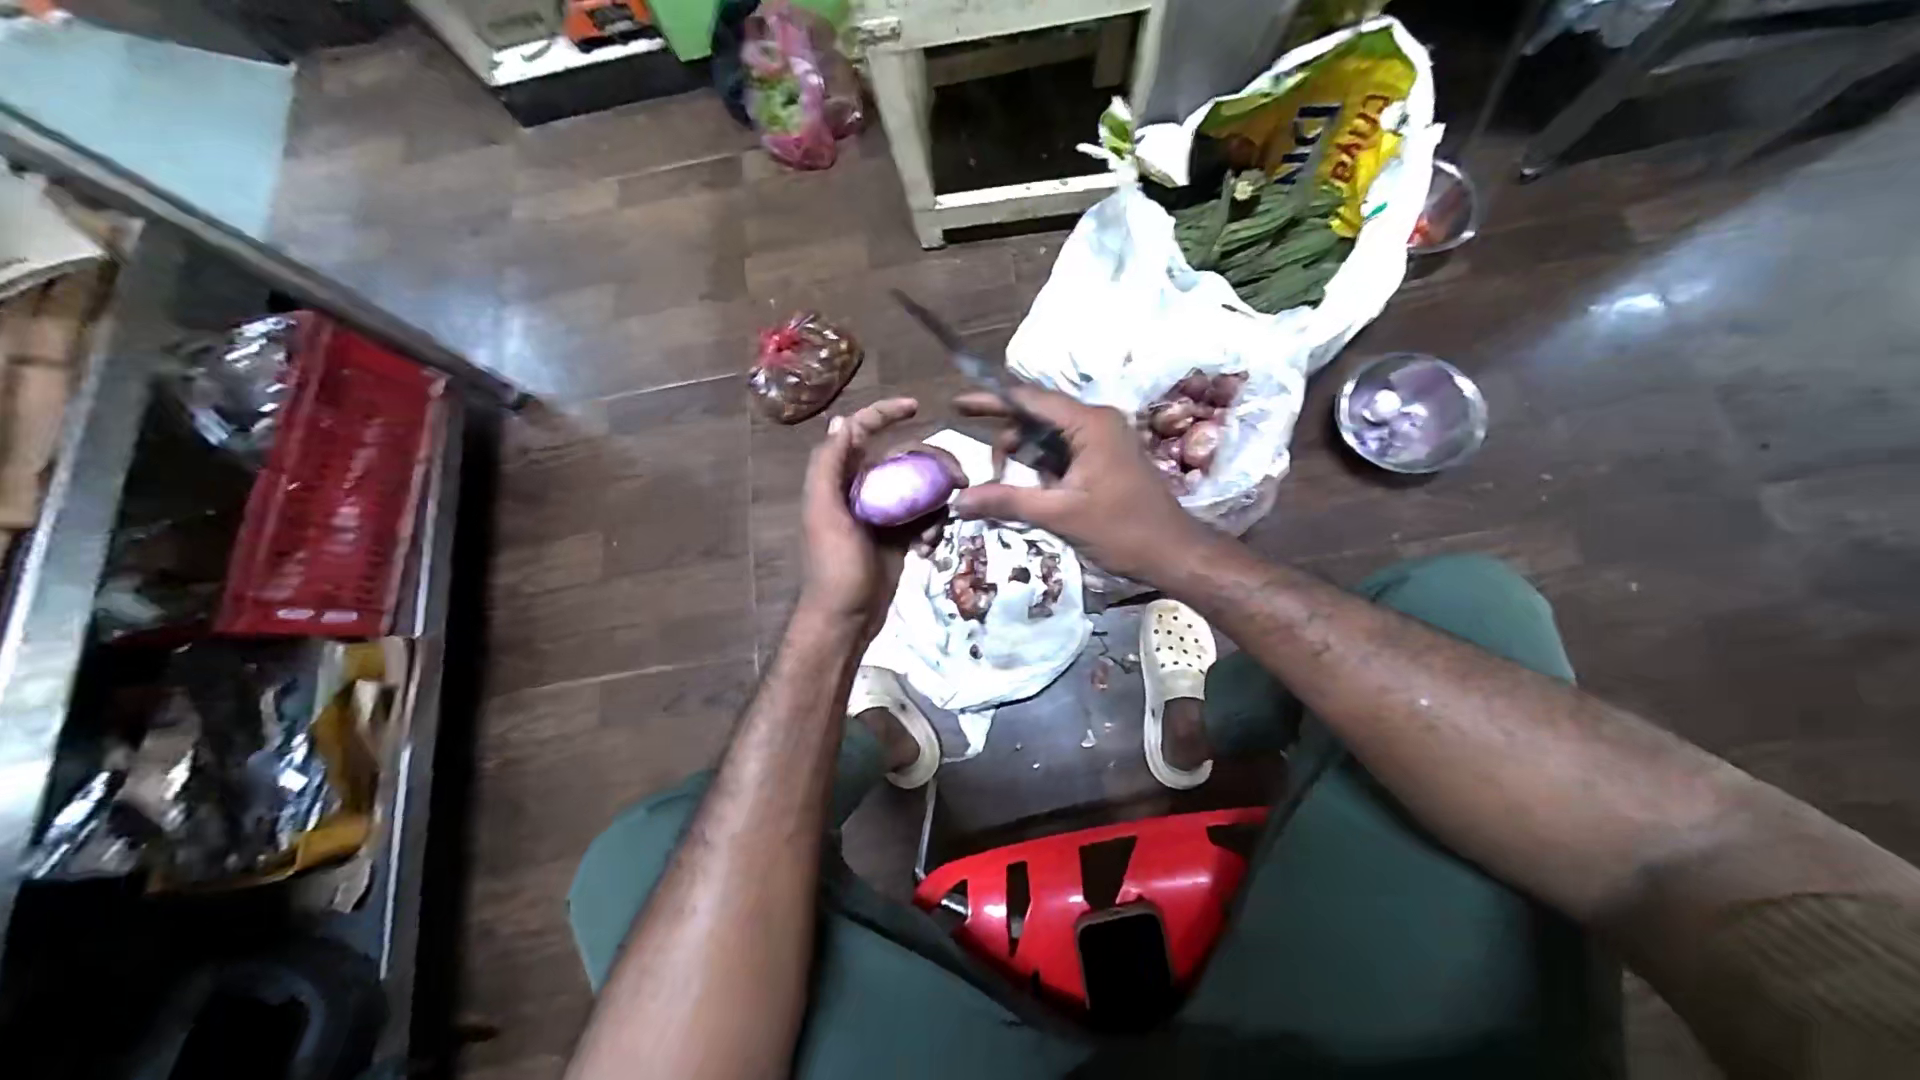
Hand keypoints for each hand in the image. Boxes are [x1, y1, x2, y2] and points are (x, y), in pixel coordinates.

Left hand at [796, 397, 948, 636]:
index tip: (916, 406)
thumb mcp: (824, 513)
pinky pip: (926, 517)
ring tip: (940, 527)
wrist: (847, 618)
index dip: (884, 412)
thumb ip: (828, 465)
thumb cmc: (834, 566)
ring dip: (937, 501)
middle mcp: (863, 489)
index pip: (862, 431)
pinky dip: (933, 527)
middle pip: (905, 458)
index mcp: (841, 478)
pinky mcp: (901, 536)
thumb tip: (844, 421)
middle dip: (934, 463)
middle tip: (961, 479)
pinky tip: (929, 548)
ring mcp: (885, 513)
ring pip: (921, 487)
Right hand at [952, 386, 1219, 586]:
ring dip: (1025, 459)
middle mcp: (1097, 421)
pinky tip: (1036, 494)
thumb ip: (1007, 502)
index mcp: (1090, 423)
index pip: (1030, 400)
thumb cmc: (1123, 530)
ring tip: (1014, 491)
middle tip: (993, 476)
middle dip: (1009, 442)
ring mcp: (1103, 440)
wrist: (1174, 554)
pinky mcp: (1105, 459)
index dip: (991, 401)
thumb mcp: (1060, 515)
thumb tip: (958, 501)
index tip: (958, 404)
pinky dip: (1043, 470)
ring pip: (1048, 438)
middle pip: (1036, 418)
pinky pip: (1063, 454)